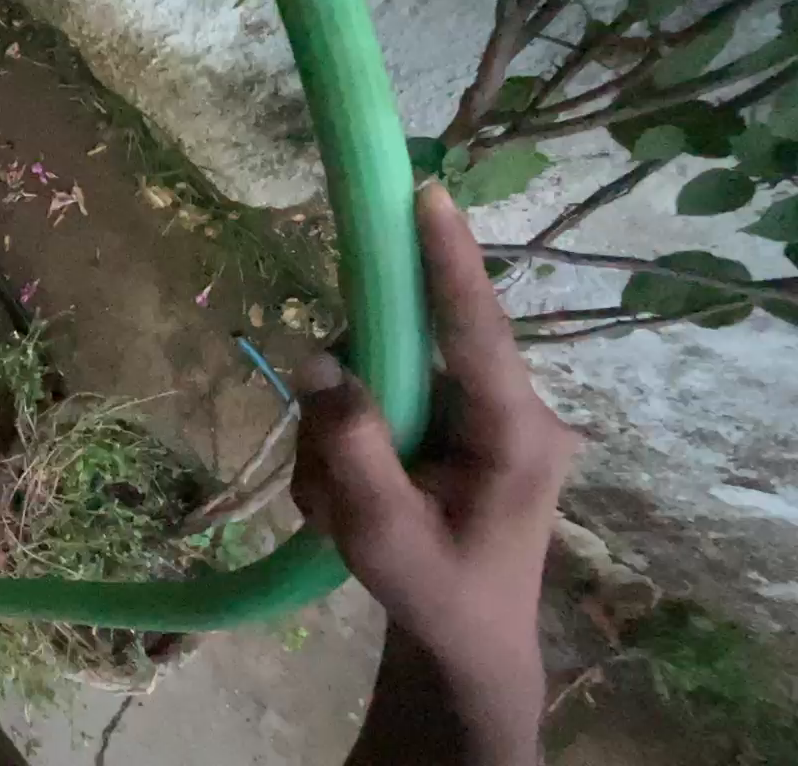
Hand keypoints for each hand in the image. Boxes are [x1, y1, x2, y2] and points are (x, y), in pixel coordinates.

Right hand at [292, 181, 578, 765]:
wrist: (462, 639)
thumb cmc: (436, 590)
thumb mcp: (381, 530)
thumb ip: (348, 442)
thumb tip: (317, 360)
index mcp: (515, 434)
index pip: (476, 331)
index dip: (448, 261)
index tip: (426, 193)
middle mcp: (499, 409)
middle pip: (395, 357)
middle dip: (343, 416)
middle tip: (328, 487)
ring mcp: (468, 414)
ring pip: (367, 380)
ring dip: (331, 440)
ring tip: (336, 507)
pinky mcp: (437, 421)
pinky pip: (363, 401)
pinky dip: (335, 443)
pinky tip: (344, 495)